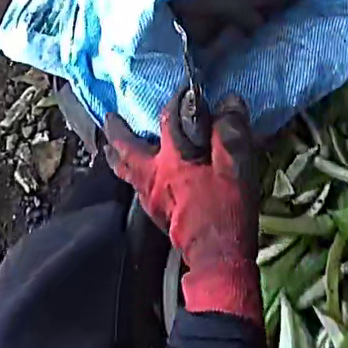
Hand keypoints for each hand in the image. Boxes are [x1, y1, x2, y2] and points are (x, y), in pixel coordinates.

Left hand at [103, 89, 261, 322]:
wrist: (217, 258)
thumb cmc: (226, 210)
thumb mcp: (237, 165)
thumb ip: (230, 131)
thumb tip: (228, 102)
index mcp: (173, 157)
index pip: (169, 116)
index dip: (179, 98)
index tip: (186, 89)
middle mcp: (152, 173)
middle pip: (125, 146)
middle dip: (117, 130)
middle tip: (110, 118)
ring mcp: (148, 195)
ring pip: (123, 167)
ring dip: (116, 153)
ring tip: (111, 143)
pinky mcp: (153, 211)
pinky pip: (132, 183)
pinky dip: (128, 171)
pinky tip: (135, 170)